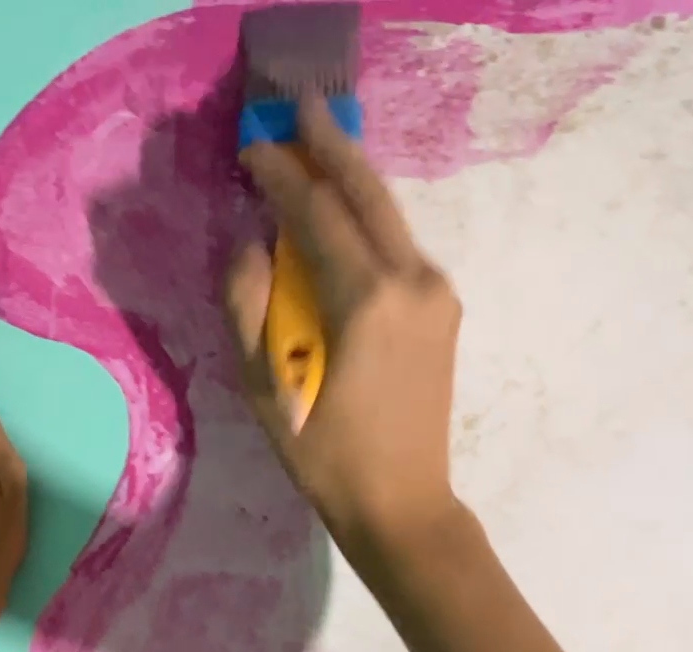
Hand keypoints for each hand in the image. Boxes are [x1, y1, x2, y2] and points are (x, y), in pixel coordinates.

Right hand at [226, 97, 466, 563]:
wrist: (402, 502)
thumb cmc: (324, 457)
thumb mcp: (265, 391)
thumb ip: (248, 309)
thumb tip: (250, 249)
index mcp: (367, 301)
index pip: (316, 215)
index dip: (280, 176)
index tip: (251, 150)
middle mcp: (414, 282)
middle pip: (368, 195)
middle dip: (331, 147)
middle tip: (300, 108)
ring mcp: (438, 294)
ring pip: (389, 216)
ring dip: (350, 182)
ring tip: (316, 148)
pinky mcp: (444, 311)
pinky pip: (398, 248)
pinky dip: (365, 223)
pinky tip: (340, 218)